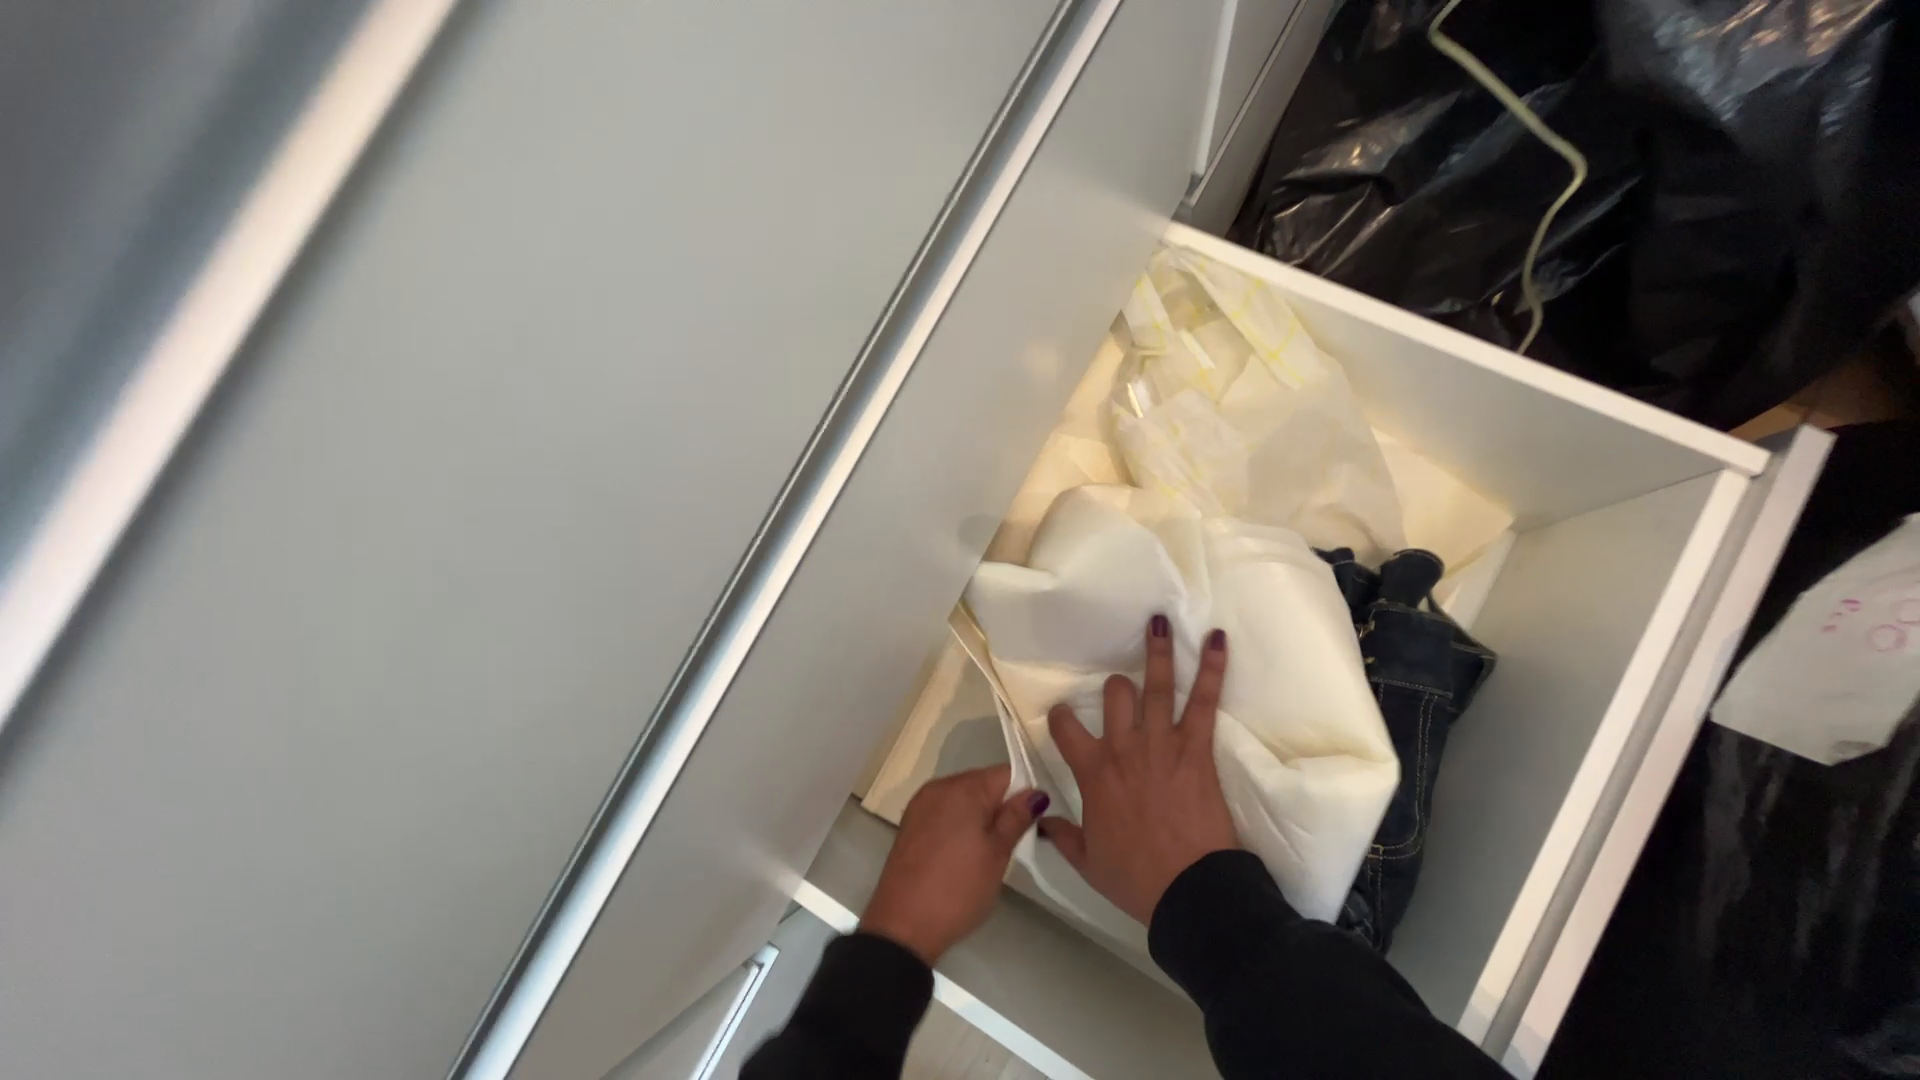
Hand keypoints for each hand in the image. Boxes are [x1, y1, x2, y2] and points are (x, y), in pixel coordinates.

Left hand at [860, 764, 1047, 963]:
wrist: (902, 925)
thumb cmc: (958, 889)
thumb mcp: (997, 855)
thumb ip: (1016, 818)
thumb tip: (1035, 792)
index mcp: (964, 788)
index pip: (1006, 773)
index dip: (1024, 794)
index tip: (1031, 823)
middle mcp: (939, 786)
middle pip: (983, 783)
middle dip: (1000, 806)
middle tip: (1011, 843)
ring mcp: (921, 804)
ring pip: (963, 798)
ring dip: (979, 816)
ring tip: (987, 853)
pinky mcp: (910, 823)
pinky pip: (944, 812)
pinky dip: (958, 824)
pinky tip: (962, 854)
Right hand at [1041, 617, 1240, 924]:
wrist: (1189, 891)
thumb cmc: (1136, 878)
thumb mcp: (1089, 863)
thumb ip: (1063, 836)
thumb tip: (1042, 820)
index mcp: (1093, 774)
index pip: (1065, 729)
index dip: (1061, 717)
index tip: (1063, 715)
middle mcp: (1123, 749)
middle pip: (1113, 695)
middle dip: (1114, 686)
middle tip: (1121, 690)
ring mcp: (1161, 744)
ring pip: (1154, 686)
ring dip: (1158, 650)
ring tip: (1160, 621)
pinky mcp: (1196, 749)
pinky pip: (1202, 701)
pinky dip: (1212, 669)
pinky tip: (1218, 640)